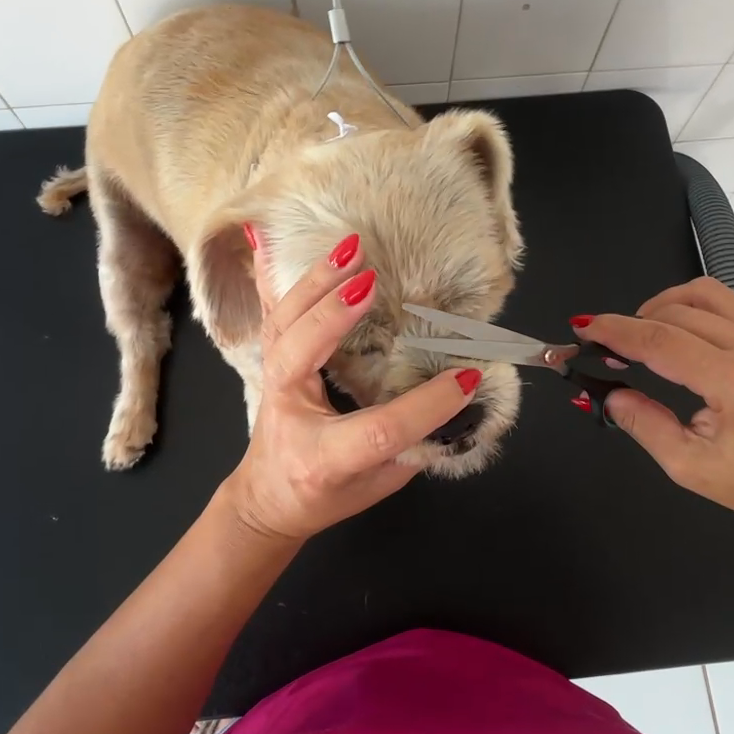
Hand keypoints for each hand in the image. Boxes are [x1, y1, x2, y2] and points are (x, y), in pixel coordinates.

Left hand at [222, 230, 479, 541]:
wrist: (269, 497)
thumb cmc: (329, 496)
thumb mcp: (381, 485)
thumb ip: (417, 444)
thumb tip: (464, 396)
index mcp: (325, 457)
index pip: (378, 430)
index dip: (424, 407)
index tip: (467, 379)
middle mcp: (289, 413)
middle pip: (300, 355)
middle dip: (333, 314)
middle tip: (368, 279)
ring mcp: (272, 383)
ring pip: (281, 326)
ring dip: (313, 283)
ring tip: (348, 248)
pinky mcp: (270, 361)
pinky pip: (268, 312)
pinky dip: (270, 274)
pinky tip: (267, 236)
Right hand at [578, 278, 733, 547]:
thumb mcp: (690, 467)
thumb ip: (644, 425)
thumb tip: (608, 395)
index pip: (662, 340)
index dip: (616, 331)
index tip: (583, 329)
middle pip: (678, 312)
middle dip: (633, 322)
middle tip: (605, 347)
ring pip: (705, 294)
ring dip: (664, 305)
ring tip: (640, 334)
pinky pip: (728, 304)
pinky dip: (692, 308)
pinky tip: (676, 334)